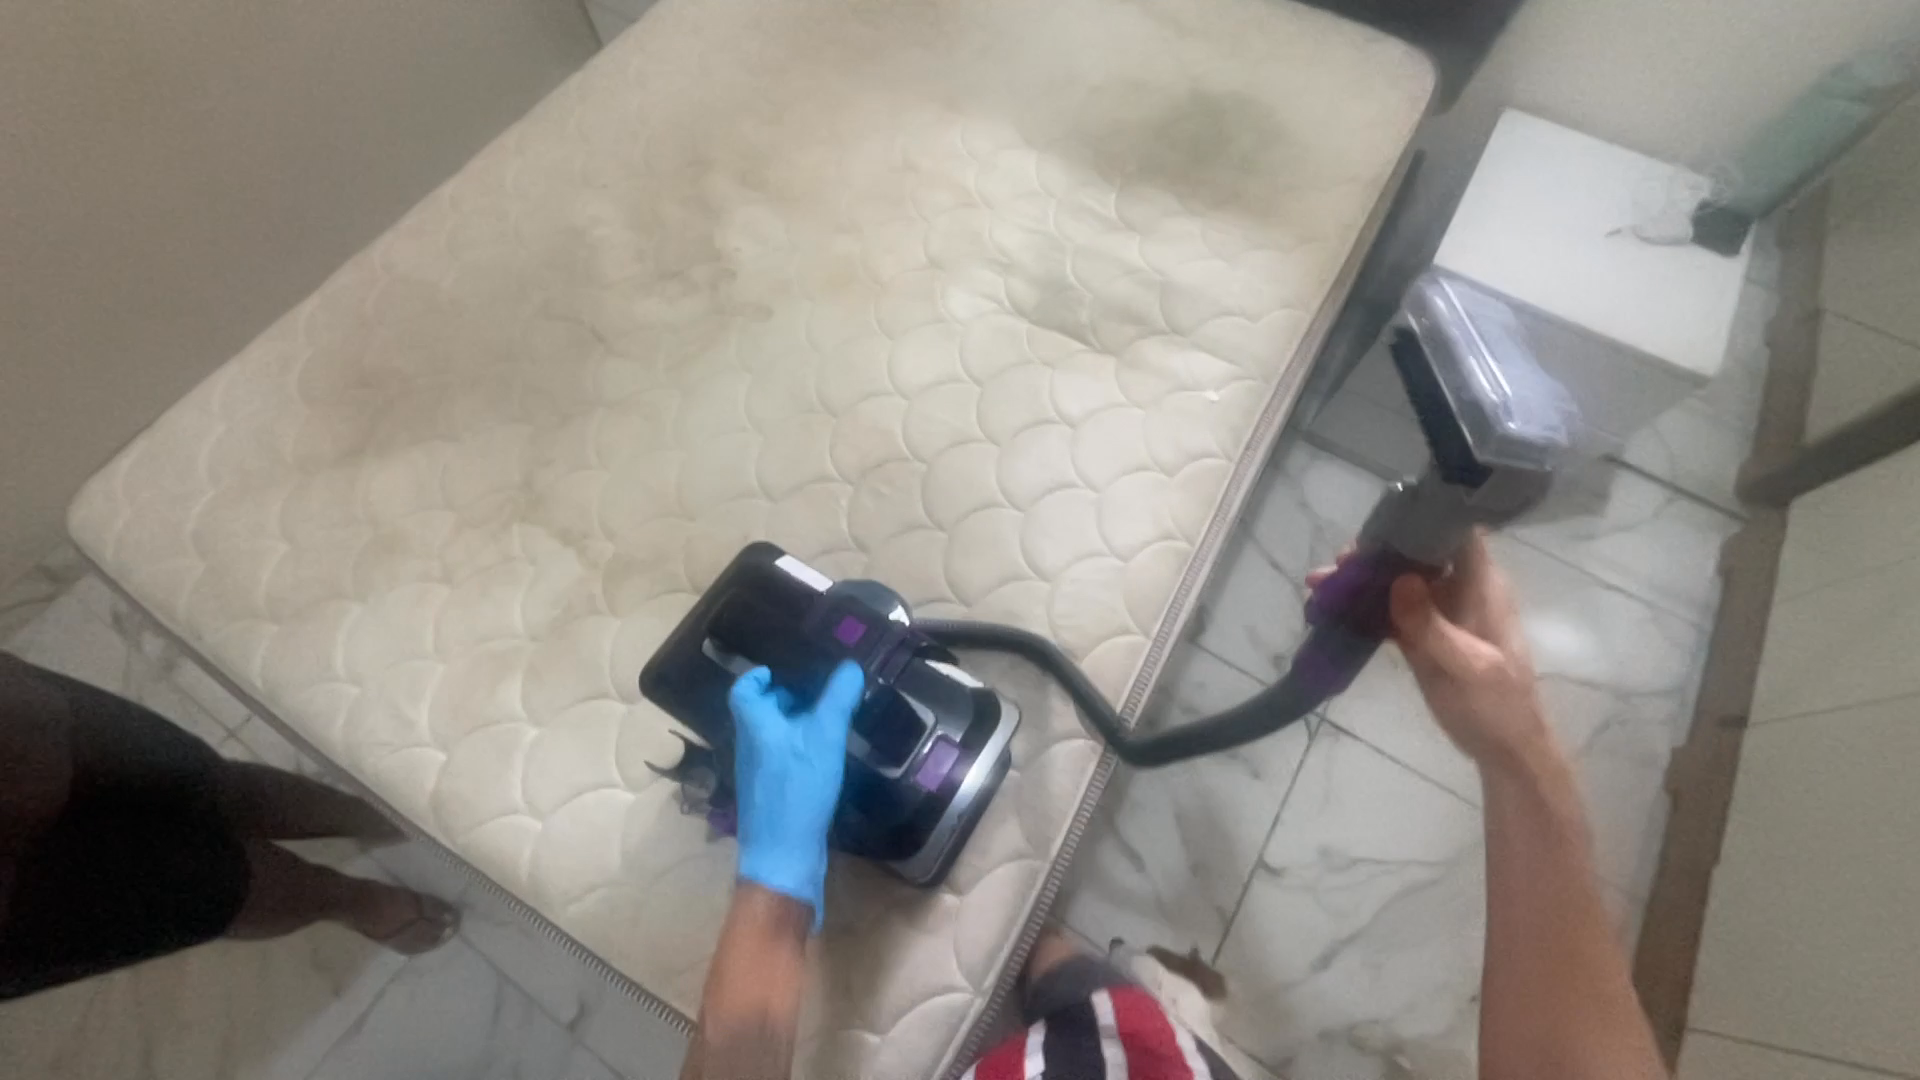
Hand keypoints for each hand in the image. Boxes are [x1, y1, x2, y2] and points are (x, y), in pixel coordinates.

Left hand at [726, 661, 862, 929]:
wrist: (783, 856)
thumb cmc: (799, 788)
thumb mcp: (825, 737)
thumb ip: (837, 699)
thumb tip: (851, 666)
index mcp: (755, 725)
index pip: (743, 690)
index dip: (758, 676)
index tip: (782, 668)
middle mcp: (751, 745)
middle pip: (760, 710)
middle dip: (787, 695)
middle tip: (819, 686)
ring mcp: (759, 772)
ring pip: (773, 734)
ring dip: (796, 721)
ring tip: (828, 715)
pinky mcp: (772, 793)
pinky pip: (783, 756)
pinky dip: (800, 746)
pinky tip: (826, 752)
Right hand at [1309, 531, 1547, 766]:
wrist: (1502, 748)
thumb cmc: (1498, 705)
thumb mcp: (1469, 666)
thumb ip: (1433, 625)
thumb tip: (1399, 581)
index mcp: (1481, 587)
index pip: (1457, 536)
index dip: (1423, 522)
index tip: (1380, 526)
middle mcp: (1458, 590)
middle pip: (1414, 555)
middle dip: (1374, 553)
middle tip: (1337, 563)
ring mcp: (1435, 612)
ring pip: (1393, 581)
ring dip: (1357, 580)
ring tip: (1318, 585)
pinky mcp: (1417, 633)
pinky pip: (1384, 609)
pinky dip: (1357, 607)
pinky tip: (1327, 609)